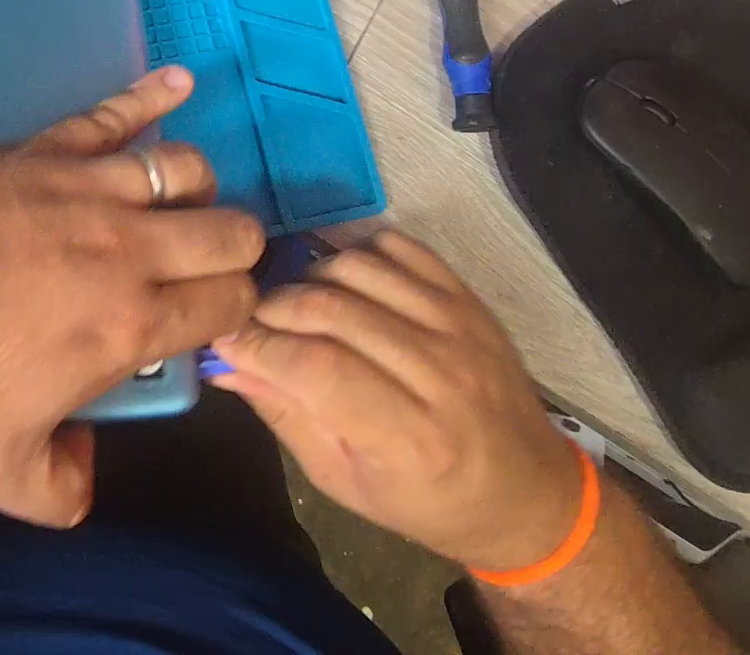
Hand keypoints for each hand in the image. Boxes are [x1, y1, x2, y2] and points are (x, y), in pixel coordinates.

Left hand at [0, 67, 264, 527]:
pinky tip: (178, 81)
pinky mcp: (43, 151)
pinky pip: (111, 114)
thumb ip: (65, 491)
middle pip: (230, 230)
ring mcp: (86, 189)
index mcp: (130, 326)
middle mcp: (127, 249)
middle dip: (231, 251)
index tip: (205, 316)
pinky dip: (151, 95)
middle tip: (200, 266)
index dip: (230, 310)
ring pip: (185, 168)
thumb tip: (91, 464)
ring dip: (196, 191)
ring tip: (175, 206)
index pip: (229, 304)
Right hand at [209, 232, 583, 573]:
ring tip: (296, 307)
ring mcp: (459, 327)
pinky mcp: (468, 299)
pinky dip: (355, 254)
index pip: (315, 367)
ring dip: (307, 280)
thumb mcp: (341, 479)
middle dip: (270, 309)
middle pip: (329, 309)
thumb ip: (282, 414)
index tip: (222, 340)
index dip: (256, 345)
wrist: (527, 494)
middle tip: (248, 322)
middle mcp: (441, 375)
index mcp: (410, 438)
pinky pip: (397, 248)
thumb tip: (223, 363)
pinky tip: (343, 286)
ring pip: (356, 269)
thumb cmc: (424, 500)